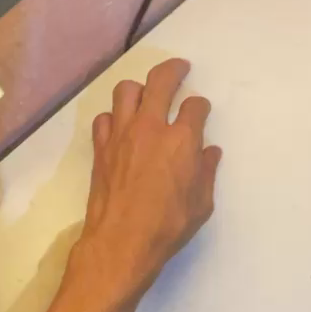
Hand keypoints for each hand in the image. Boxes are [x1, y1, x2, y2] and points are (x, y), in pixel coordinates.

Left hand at [70, 58, 221, 300]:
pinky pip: (105, 118)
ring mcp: (122, 135)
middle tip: (179, 69)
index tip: (201, 111)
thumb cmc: (167, 228)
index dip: (200, 106)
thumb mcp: (201, 205)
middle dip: (173, 70)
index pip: (195, 106)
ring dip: (139, 88)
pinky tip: (121, 126)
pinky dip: (114, 117)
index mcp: (182, 140)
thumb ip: (206, 173)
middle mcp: (151, 128)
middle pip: (160, 81)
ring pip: (126, 91)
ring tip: (145, 94)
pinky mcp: (101, 148)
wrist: (121, 242)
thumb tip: (210, 152)